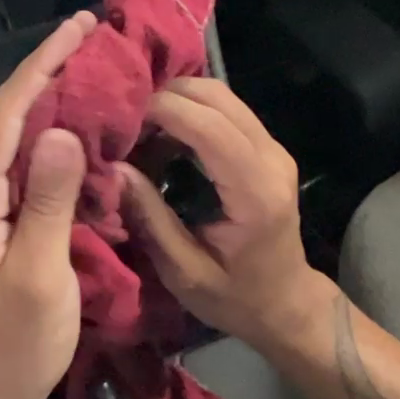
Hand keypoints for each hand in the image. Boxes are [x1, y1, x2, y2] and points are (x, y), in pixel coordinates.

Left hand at [0, 11, 96, 398]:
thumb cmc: (12, 347)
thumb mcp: (38, 277)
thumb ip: (48, 202)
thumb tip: (61, 130)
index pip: (7, 114)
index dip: (41, 66)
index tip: (76, 28)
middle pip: (4, 115)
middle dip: (44, 70)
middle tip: (87, 35)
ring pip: (8, 134)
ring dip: (44, 95)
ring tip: (84, 63)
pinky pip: (16, 161)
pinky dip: (43, 132)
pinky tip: (71, 123)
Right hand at [119, 78, 333, 351]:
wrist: (286, 304)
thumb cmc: (235, 298)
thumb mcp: (184, 272)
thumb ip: (150, 218)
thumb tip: (113, 169)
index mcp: (256, 194)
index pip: (210, 127)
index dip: (163, 110)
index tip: (121, 121)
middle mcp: (272, 160)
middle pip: (216, 97)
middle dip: (165, 96)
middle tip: (125, 122)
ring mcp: (274, 148)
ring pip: (221, 95)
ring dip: (177, 99)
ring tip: (140, 127)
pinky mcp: (268, 146)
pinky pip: (226, 109)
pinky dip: (191, 108)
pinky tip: (163, 132)